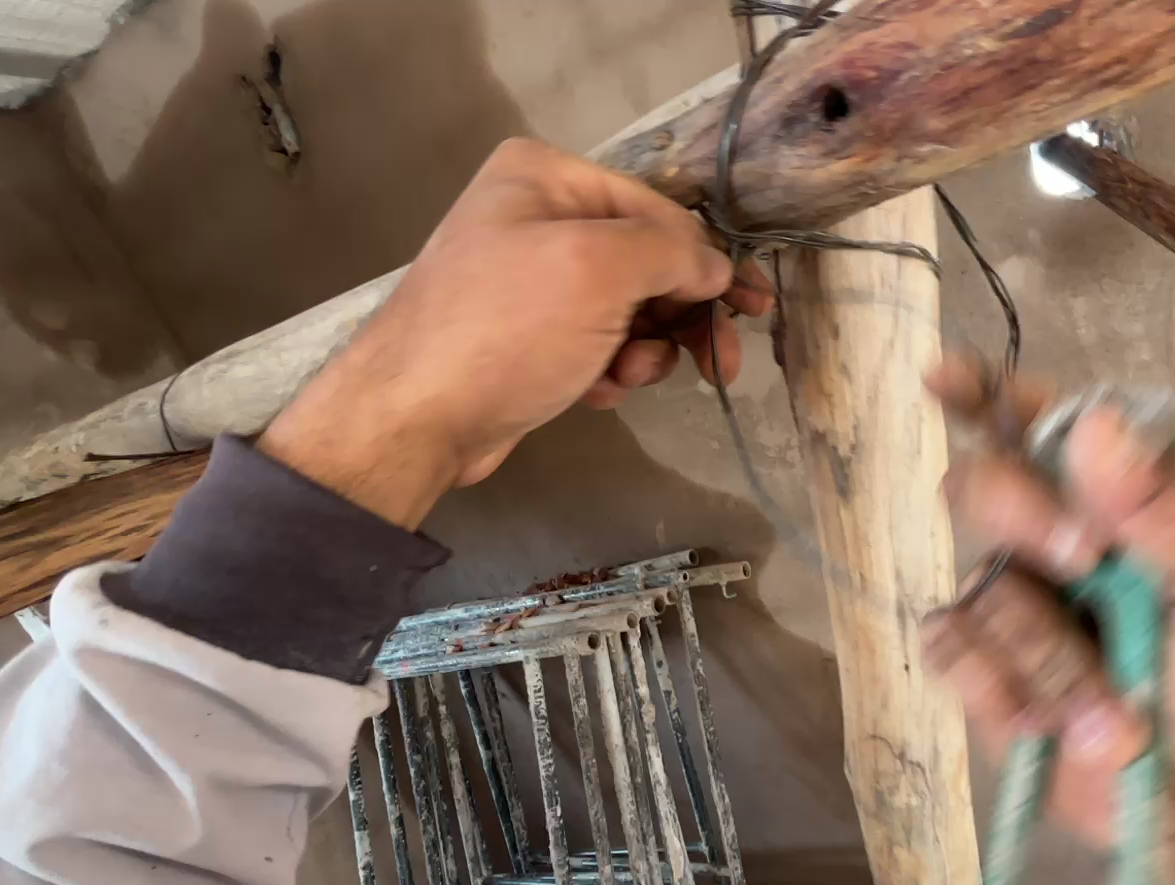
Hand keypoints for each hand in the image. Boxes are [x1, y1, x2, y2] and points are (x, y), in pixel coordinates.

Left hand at [257, 137, 771, 526]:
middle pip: (650, 265)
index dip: (710, 262)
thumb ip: (672, 253)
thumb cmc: (510, 329)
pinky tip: (595, 389)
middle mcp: (543, 219)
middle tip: (721, 365)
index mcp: (551, 178)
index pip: (660, 212)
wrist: (420, 416)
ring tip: (624, 376)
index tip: (754, 307)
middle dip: (681, 318)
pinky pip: (603, 344)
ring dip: (645, 351)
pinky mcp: (537, 337)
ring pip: (633, 312)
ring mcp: (539, 281)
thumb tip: (719, 266)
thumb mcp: (598, 270)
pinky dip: (612, 370)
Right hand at [920, 365, 1174, 884]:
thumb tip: (1090, 424)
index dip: (986, 394)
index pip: (1045, 427)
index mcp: (1127, 506)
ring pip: (978, 588)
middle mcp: (1057, 541)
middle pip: (983, 486)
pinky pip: (949, 650)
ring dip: (1046, 661)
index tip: (937, 378)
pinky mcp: (981, 668)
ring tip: (1112, 721)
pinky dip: (998, 693)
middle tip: (1080, 566)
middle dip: (1024, 521)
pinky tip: (1045, 730)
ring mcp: (1014, 606)